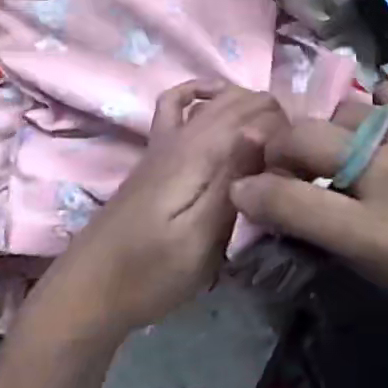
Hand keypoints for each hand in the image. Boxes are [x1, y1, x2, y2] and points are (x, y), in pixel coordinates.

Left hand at [28, 81, 286, 346]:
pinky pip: (177, 105)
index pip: (258, 113)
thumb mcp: (200, 239)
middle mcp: (183, 136)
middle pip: (241, 100)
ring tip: (273, 141)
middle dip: (276, 118)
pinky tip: (217, 102)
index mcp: (198, 153)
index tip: (300, 163)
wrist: (86, 295)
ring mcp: (165, 142)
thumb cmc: (150, 275)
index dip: (287, 130)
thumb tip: (264, 128)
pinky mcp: (156, 154)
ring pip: (217, 99)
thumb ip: (232, 180)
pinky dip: (200, 93)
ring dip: (251, 107)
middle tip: (293, 159)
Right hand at [231, 81, 387, 303]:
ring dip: (338, 130)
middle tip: (287, 153)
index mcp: (379, 233)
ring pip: (345, 110)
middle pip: (308, 139)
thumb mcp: (380, 271)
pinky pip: (387, 91)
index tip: (244, 185)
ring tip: (357, 145)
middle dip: (282, 145)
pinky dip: (381, 109)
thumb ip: (324, 234)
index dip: (256, 191)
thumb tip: (270, 197)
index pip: (292, 203)